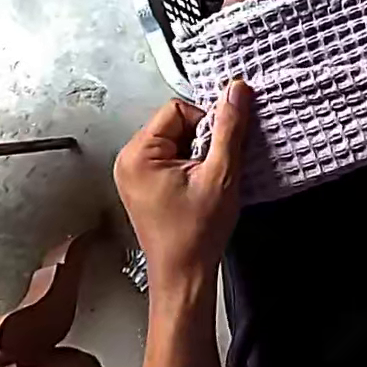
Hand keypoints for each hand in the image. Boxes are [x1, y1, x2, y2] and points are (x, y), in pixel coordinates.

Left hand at [114, 81, 252, 294]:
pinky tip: (200, 189)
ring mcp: (135, 173)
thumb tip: (236, 91)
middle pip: (177, 123)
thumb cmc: (196, 234)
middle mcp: (129, 160)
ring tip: (206, 183)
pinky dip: (193, 167)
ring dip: (199, 155)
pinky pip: (173, 157)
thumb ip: (229, 128)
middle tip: (212, 170)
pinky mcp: (145, 185)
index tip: (217, 152)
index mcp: (139, 154)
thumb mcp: (221, 174)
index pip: (178, 109)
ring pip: (178, 140)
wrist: (184, 275)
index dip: (206, 124)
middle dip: (202, 141)